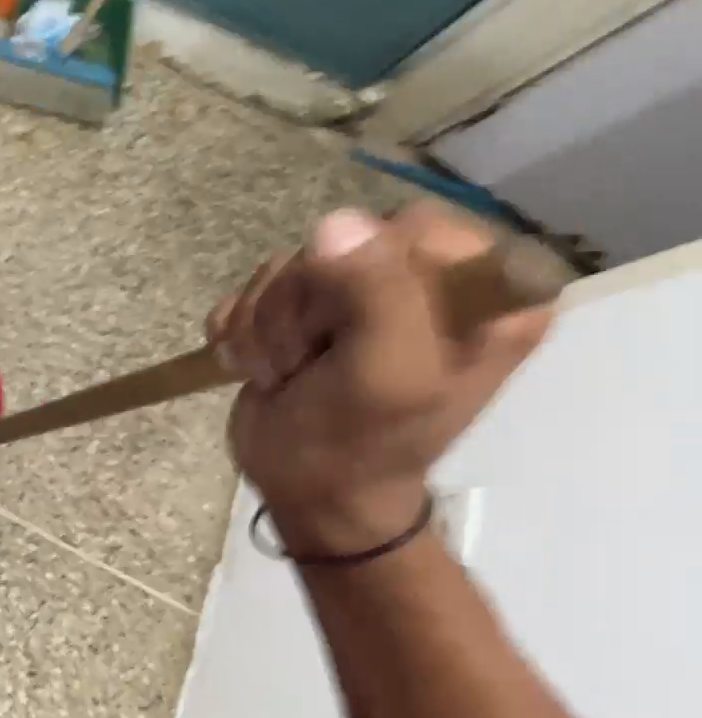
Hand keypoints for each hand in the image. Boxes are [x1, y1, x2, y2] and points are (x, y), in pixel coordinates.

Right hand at [205, 203, 551, 555]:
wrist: (308, 494)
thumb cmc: (360, 446)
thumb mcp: (388, 374)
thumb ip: (379, 293)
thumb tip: (334, 224)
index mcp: (479, 290)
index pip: (408, 227)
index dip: (363, 275)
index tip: (354, 335)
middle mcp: (422, 283)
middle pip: (333, 246)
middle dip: (300, 310)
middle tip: (311, 365)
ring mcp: (351, 298)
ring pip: (280, 269)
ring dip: (265, 329)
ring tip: (286, 375)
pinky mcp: (295, 316)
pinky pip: (246, 292)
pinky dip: (238, 333)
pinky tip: (256, 368)